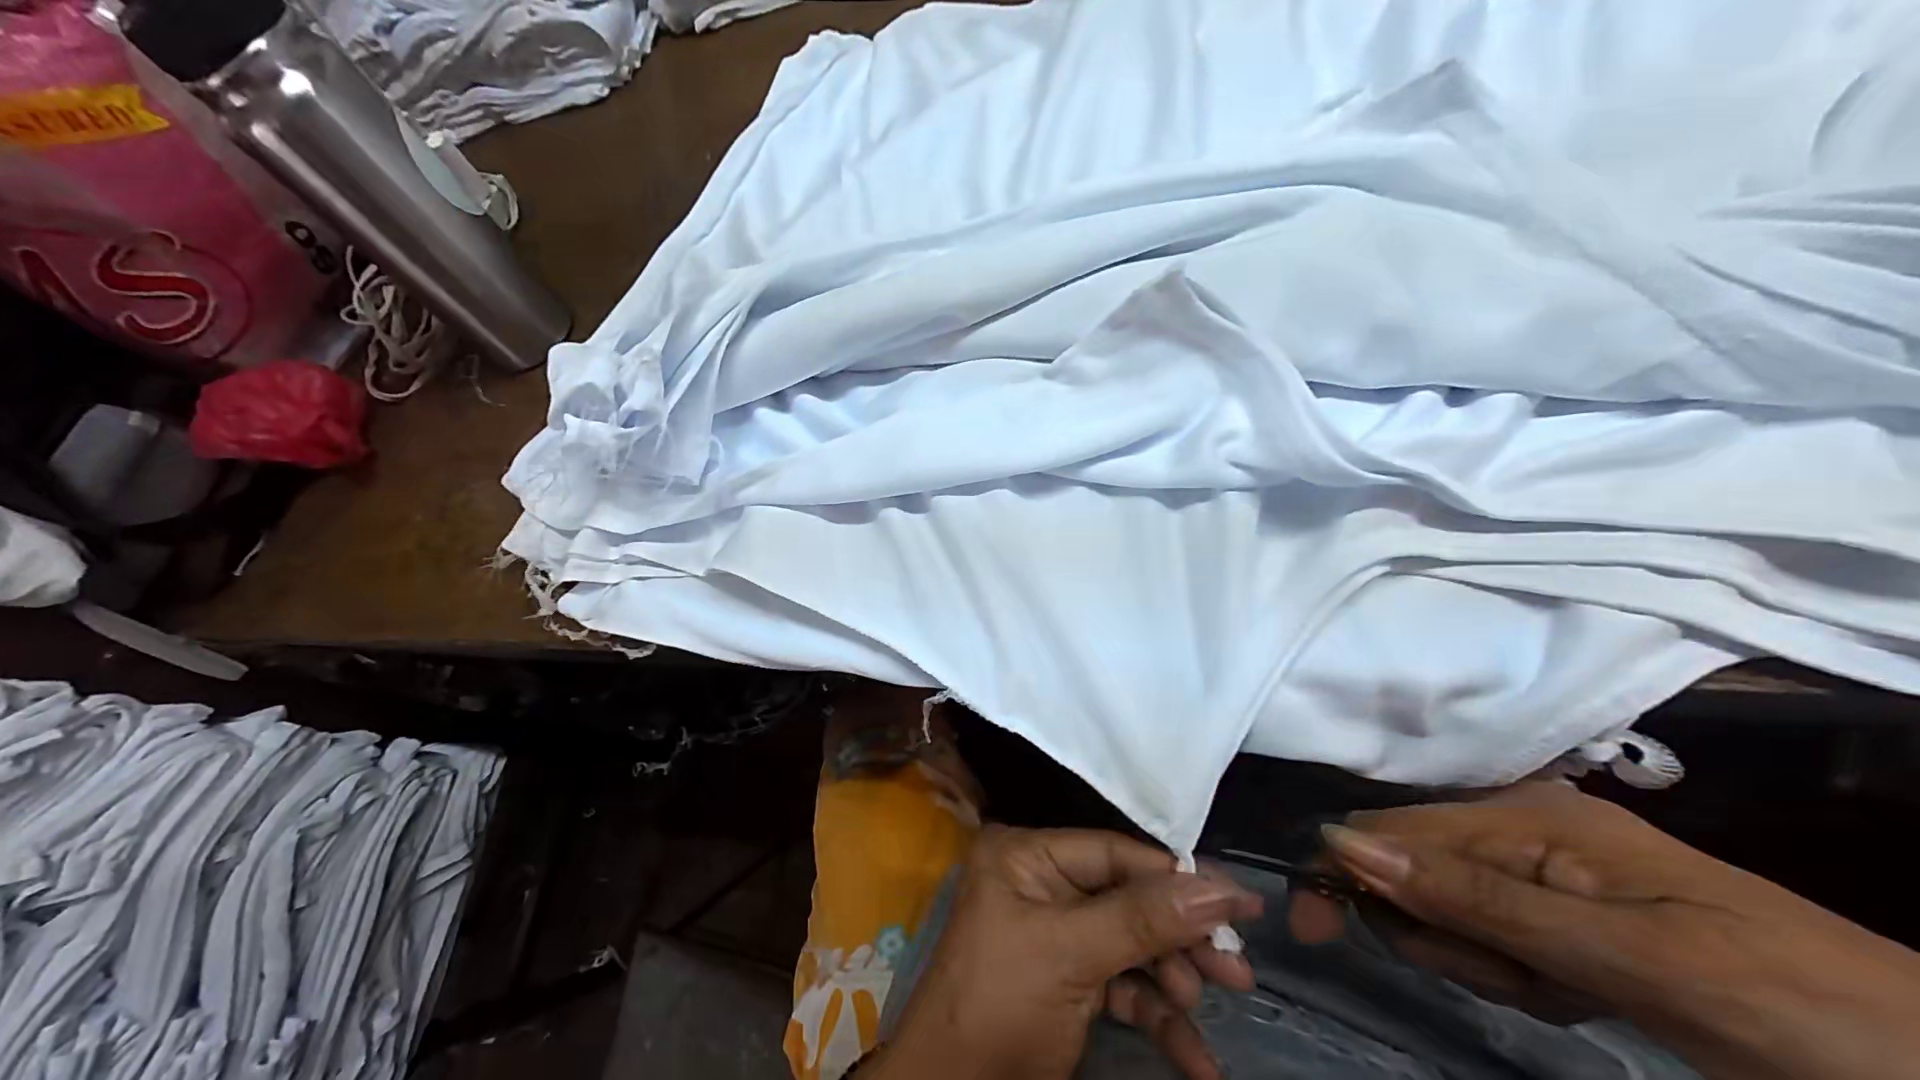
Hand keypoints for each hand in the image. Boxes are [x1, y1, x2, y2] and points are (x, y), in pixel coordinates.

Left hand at [865, 825, 1262, 1079]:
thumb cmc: (1001, 1002)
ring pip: (1133, 944)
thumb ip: (1145, 918)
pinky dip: (1157, 1018)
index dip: (1177, 877)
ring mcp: (1058, 934)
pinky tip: (1196, 1059)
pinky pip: (1123, 988)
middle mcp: (1043, 886)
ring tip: (1213, 1000)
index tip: (1240, 902)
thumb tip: (1219, 888)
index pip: (1115, 853)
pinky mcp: (1070, 981)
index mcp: (1029, 857)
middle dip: (1181, 936)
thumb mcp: (1072, 954)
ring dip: (1175, 977)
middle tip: (1235, 968)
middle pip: (1130, 899)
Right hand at [1293, 782, 1919, 1079]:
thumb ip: (1479, 897)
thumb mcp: (1630, 957)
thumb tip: (1345, 842)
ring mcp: (1549, 876)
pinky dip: (1514, 977)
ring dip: (1482, 963)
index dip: (1343, 871)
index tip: (1311, 932)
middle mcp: (1527, 830)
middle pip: (1416, 872)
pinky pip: (1493, 942)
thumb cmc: (1793, 1005)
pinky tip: (1573, 997)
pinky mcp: (1567, 920)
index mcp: (1534, 815)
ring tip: (1562, 994)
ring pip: (1450, 913)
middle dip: (1439, 934)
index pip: (1396, 829)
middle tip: (1514, 981)